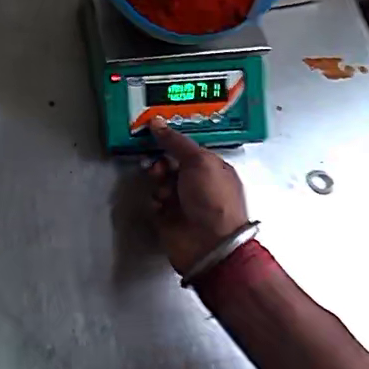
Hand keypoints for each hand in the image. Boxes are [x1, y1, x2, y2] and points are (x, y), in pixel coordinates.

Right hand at [146, 117, 249, 274]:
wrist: (208, 244)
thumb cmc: (214, 202)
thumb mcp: (198, 162)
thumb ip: (176, 141)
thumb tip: (159, 124)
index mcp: (213, 168)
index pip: (188, 148)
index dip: (172, 140)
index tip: (155, 132)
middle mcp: (199, 184)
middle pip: (171, 163)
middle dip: (161, 163)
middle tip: (159, 167)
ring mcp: (184, 202)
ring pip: (160, 182)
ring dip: (158, 183)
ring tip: (164, 191)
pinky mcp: (169, 218)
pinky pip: (154, 202)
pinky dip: (154, 202)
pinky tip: (161, 206)